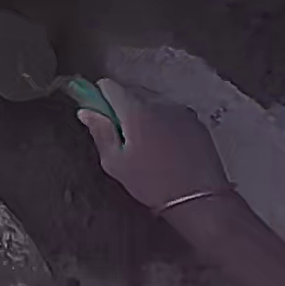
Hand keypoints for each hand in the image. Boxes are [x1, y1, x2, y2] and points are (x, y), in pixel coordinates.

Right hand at [77, 78, 229, 210]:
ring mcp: (182, 111)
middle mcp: (160, 103)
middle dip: (121, 104)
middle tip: (119, 131)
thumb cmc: (151, 183)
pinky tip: (162, 143)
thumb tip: (86, 112)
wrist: (198, 199)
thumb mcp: (115, 162)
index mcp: (136, 111)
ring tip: (142, 139)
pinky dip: (161, 118)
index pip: (110, 86)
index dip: (100, 96)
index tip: (98, 112)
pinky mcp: (196, 121)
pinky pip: (171, 110)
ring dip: (142, 110)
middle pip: (132, 90)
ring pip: (153, 99)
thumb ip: (100, 131)